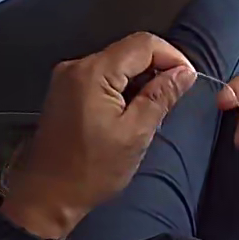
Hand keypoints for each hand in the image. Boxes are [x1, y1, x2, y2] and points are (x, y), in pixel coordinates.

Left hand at [4, 32, 196, 237]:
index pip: (143, 44)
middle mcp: (77, 67)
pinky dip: (124, 88)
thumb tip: (185, 73)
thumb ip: (161, 97)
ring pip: (118, 63)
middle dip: (159, 68)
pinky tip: (134, 112)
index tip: (189, 79)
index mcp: (94, 73)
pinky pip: (103, 77)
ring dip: (143, 79)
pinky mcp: (67, 92)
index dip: (172, 56)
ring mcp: (69, 78)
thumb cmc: (92, 171)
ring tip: (157, 108)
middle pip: (129, 50)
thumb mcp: (135, 134)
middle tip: (177, 97)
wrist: (49, 195)